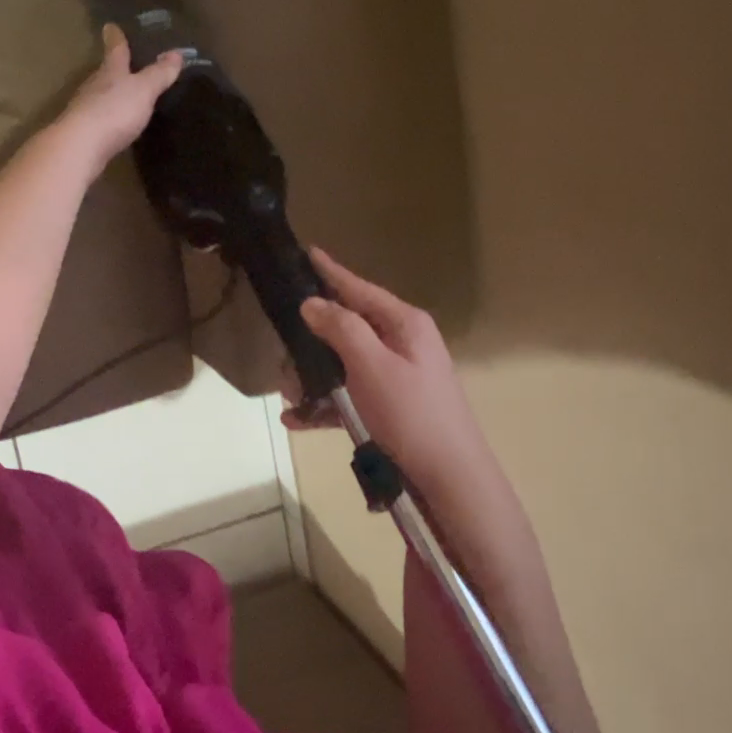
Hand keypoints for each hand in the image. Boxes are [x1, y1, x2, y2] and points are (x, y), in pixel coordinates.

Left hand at [54, 24, 181, 167]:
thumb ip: (159, 74)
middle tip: (120, 62)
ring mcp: (84, 109)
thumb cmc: (114, 111)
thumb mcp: (144, 90)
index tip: (110, 26)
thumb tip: (177, 52)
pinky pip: (95, 119)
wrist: (79, 146)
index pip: (115, 50)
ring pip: (97, 95)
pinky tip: (111, 124)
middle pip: (104, 73)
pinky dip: (104, 117)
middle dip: (112, 68)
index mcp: (110, 72)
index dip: (116, 38)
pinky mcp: (81, 133)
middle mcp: (94, 86)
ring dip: (107, 94)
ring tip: (119, 94)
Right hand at [283, 248, 506, 510]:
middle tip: (281, 353)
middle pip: (346, 328)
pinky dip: (324, 406)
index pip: (360, 288)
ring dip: (312, 378)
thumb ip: (341, 329)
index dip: (331, 272)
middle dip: (310, 341)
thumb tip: (312, 302)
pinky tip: (296, 420)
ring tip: (288, 396)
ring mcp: (397, 378)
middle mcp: (402, 345)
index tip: (306, 251)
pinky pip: (348, 397)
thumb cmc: (412, 415)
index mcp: (404, 325)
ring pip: (342, 365)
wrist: (449, 481)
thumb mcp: (372, 366)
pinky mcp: (390, 409)